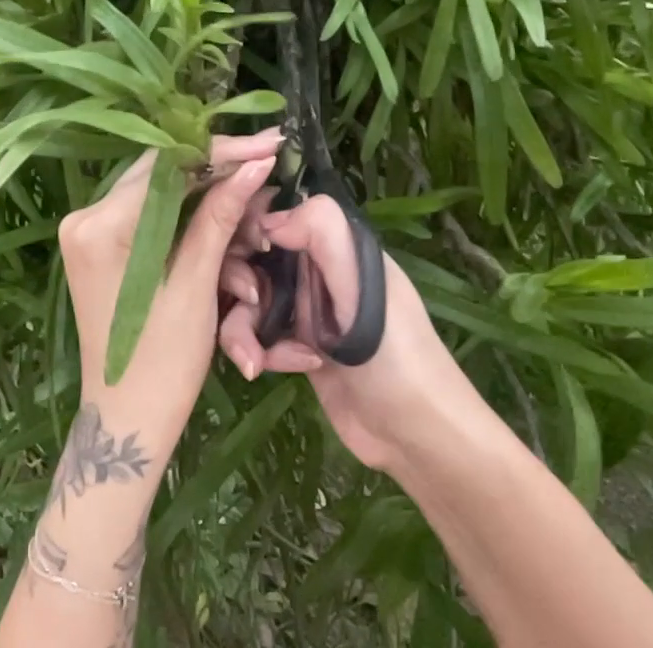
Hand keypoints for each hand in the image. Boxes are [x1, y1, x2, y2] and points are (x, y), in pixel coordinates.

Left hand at [57, 130, 282, 435]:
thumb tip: (256, 163)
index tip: (268, 143)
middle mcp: (84, 218)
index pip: (166, 166)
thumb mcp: (195, 285)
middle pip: (159, 172)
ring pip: (157, 192)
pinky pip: (148, 215)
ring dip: (205, 194)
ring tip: (253, 196)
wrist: (128, 416)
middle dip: (217, 167)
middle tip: (268, 158)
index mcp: (100, 226)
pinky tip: (223, 219)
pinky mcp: (99, 247)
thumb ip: (219, 217)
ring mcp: (87, 232)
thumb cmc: (163, 362)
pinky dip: (186, 218)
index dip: (221, 152)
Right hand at [217, 195, 486, 469]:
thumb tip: (267, 217)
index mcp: (336, 247)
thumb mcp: (365, 285)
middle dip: (237, 284)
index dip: (248, 228)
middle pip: (251, 259)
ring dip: (242, 329)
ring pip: (247, 303)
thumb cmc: (396, 353)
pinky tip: (277, 369)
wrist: (415, 435)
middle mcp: (316, 272)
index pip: (276, 216)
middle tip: (246, 305)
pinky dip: (257, 352)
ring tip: (253, 360)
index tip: (241, 251)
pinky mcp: (294, 348)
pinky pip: (256, 337)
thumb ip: (323, 233)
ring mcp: (304, 311)